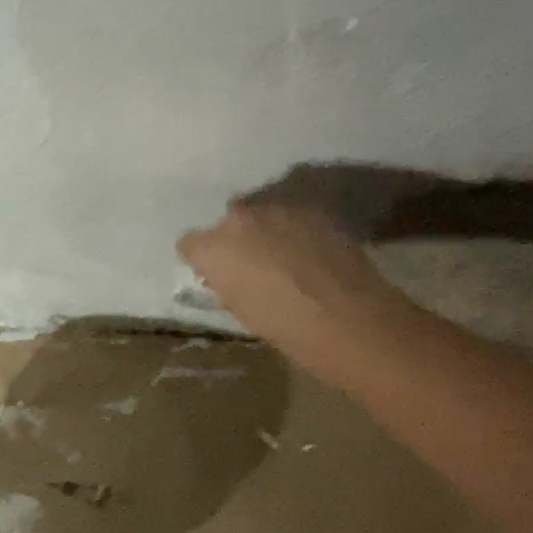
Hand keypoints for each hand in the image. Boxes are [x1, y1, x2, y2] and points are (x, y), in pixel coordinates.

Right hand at [177, 201, 411, 369]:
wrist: (343, 315)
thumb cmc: (278, 322)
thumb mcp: (235, 305)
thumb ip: (224, 280)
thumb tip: (229, 274)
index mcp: (211, 247)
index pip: (189, 243)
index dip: (201, 258)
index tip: (214, 274)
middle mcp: (240, 219)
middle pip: (228, 222)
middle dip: (235, 239)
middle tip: (251, 263)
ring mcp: (280, 210)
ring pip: (263, 215)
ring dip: (267, 231)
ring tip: (284, 257)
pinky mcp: (315, 211)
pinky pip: (294, 218)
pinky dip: (296, 231)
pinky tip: (310, 254)